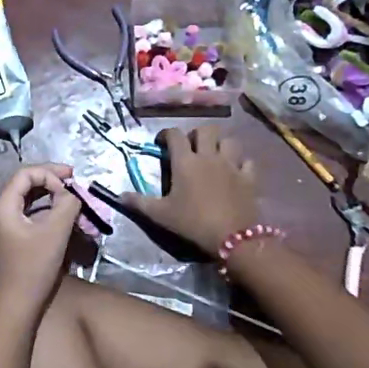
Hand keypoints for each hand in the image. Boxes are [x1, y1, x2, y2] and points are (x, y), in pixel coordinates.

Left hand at [0, 164, 81, 327]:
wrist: (15, 307)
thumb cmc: (32, 268)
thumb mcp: (55, 232)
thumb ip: (66, 205)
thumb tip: (73, 192)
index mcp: (4, 205)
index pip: (26, 173)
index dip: (49, 173)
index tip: (71, 184)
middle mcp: (1, 211)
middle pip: (26, 184)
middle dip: (52, 181)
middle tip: (75, 181)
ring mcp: (6, 225)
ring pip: (30, 200)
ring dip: (53, 197)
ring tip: (74, 200)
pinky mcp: (14, 238)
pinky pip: (31, 215)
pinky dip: (49, 212)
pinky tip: (65, 217)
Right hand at [123, 126, 259, 257]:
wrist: (232, 238)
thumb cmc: (193, 223)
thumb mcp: (161, 215)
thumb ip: (139, 203)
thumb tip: (119, 196)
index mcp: (186, 162)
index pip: (175, 135)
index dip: (166, 134)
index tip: (161, 143)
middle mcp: (209, 156)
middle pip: (206, 130)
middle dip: (196, 134)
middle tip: (190, 147)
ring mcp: (231, 165)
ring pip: (229, 141)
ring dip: (220, 144)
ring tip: (214, 155)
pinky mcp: (248, 177)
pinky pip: (247, 161)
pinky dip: (241, 163)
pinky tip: (235, 171)